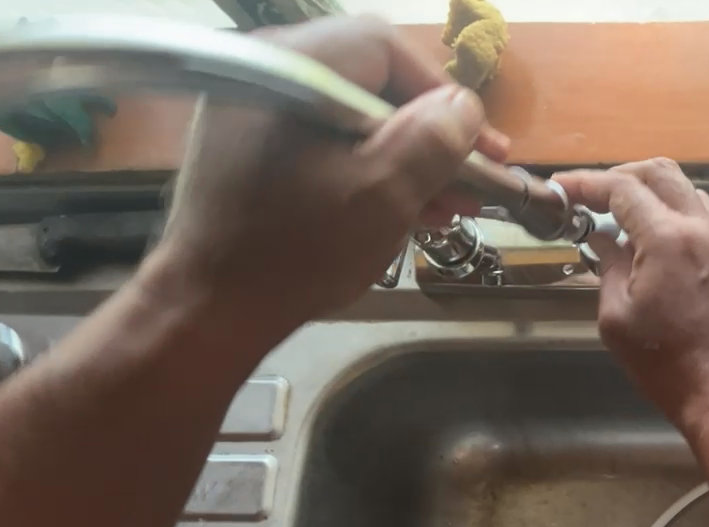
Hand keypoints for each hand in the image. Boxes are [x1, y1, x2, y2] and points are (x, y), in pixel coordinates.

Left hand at [145, 16, 511, 342]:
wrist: (222, 296)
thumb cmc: (306, 247)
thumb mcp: (384, 195)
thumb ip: (430, 142)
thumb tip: (466, 107)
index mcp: (297, 69)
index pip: (387, 49)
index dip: (446, 96)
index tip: (486, 148)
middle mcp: (274, 70)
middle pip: (376, 82)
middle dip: (435, 134)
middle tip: (478, 179)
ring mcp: (265, 107)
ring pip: (361, 116)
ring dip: (415, 158)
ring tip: (455, 203)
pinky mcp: (263, 143)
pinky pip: (336, 141)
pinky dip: (380, 169)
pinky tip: (413, 205)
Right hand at [553, 159, 708, 432]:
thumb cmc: (667, 367)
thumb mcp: (618, 319)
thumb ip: (608, 266)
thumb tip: (602, 237)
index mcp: (668, 239)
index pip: (622, 188)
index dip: (587, 184)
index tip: (564, 189)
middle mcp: (704, 231)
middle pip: (661, 173)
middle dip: (623, 177)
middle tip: (597, 197)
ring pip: (690, 193)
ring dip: (655, 196)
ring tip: (629, 224)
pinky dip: (682, 218)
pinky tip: (664, 246)